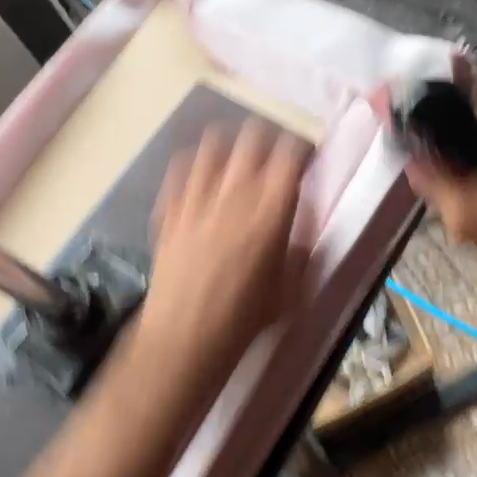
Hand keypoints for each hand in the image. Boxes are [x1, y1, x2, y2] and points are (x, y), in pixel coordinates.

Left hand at [137, 121, 306, 383]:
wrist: (186, 338)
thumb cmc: (246, 318)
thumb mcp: (291, 288)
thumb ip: (301, 248)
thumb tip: (302, 222)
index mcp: (271, 210)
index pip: (291, 154)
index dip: (302, 149)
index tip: (306, 158)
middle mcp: (235, 194)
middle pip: (252, 138)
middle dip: (267, 139)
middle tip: (273, 155)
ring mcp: (197, 199)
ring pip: (213, 146)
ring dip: (229, 145)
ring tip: (235, 157)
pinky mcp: (170, 210)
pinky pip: (180, 170)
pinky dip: (193, 165)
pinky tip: (199, 174)